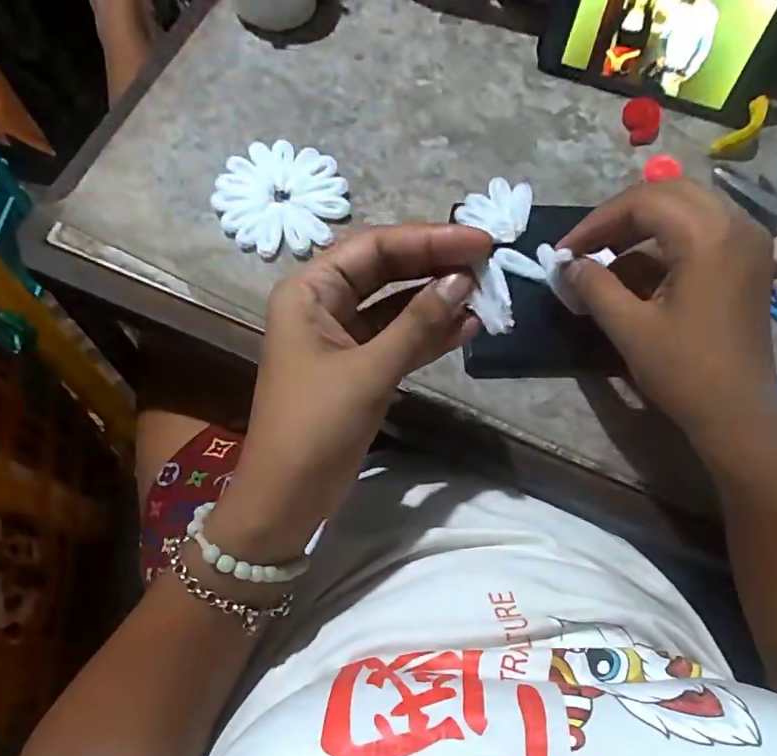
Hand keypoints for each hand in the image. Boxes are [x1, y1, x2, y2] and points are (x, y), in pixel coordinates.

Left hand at [206, 224, 491, 562]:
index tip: (480, 240)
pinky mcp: (359, 373)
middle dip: (435, 266)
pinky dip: (429, 337)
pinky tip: (467, 329)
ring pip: (396, 309)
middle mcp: (324, 307)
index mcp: (310, 292)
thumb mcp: (368, 371)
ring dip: (438, 303)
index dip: (429, 240)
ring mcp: (342, 341)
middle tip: (488, 262)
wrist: (288, 495)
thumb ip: (416, 325)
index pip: (374, 248)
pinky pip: (398, 344)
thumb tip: (462, 281)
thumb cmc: (316, 427)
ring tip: (486, 294)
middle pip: (386, 273)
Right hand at [560, 180, 776, 444]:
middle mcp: (736, 223)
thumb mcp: (630, 329)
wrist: (737, 412)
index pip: (644, 201)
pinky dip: (667, 246)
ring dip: (643, 231)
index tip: (565, 251)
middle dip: (620, 219)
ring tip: (606, 264)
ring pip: (686, 211)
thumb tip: (568, 265)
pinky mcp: (748, 262)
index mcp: (709, 234)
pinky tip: (639, 276)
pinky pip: (703, 233)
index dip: (597, 222)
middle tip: (585, 249)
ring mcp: (748, 241)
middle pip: (667, 195)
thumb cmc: (684, 372)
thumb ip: (595, 287)